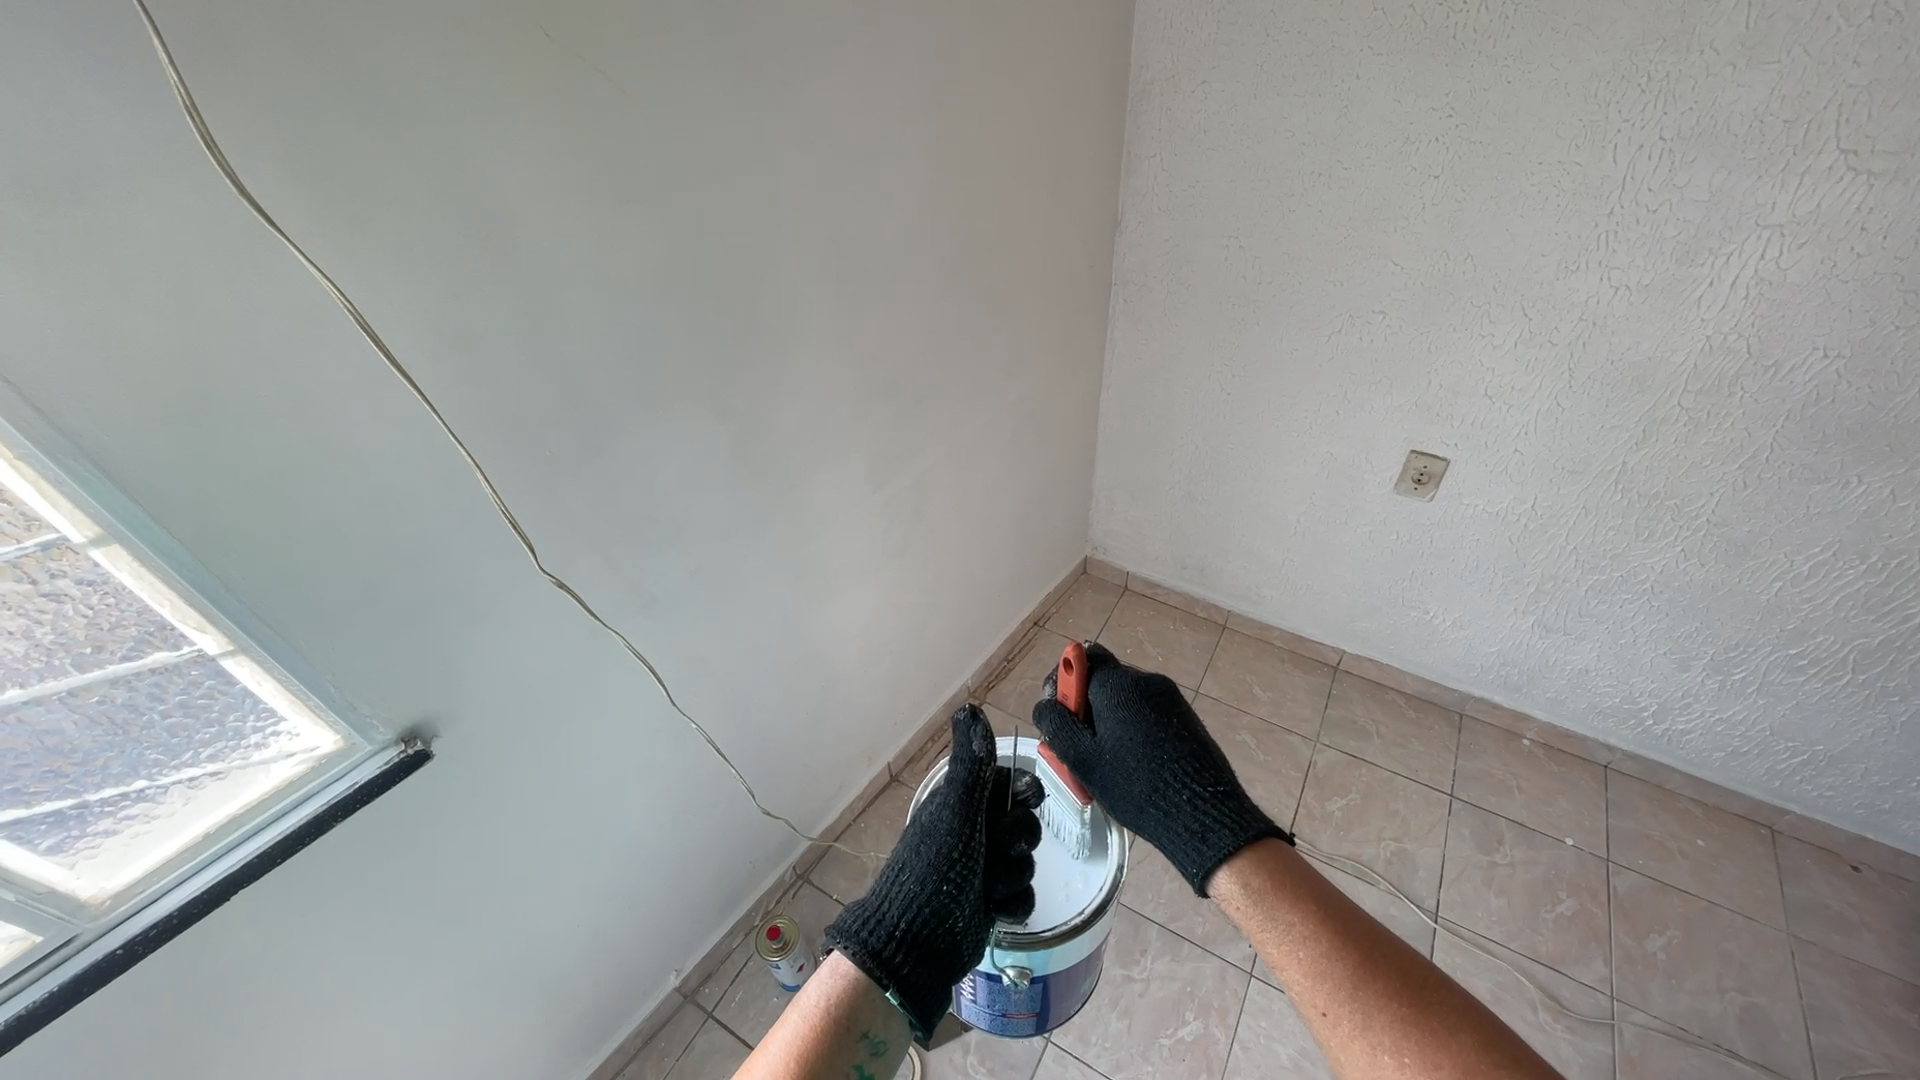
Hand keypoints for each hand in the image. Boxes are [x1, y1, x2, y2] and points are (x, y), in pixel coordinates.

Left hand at [823, 704, 1042, 1043]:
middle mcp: (972, 833)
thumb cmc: (936, 868)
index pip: (1009, 783)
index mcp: (961, 804)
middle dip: (1017, 841)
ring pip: (1025, 862)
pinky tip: (994, 910)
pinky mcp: (991, 905)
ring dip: (1011, 877)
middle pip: (1023, 823)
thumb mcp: (957, 810)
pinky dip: (1012, 904)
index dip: (1025, 790)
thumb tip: (969, 707)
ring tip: (987, 889)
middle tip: (998, 851)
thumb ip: (972, 762)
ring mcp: (982, 870)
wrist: (918, 942)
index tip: (1030, 798)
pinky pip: (1023, 895)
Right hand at [1031, 642, 1290, 894]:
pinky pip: (1145, 712)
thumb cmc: (1135, 785)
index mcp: (1118, 684)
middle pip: (1103, 680)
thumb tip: (1046, 704)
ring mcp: (1170, 698)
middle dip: (1084, 706)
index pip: (1082, 658)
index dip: (1064, 683)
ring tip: (1106, 762)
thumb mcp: (1082, 758)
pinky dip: (1130, 729)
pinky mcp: (1184, 718)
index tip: (1060, 717)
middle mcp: (1146, 681)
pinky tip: (1133, 764)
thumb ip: (1056, 723)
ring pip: (1124, 699)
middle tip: (1078, 747)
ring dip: (1107, 720)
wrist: (1203, 814)